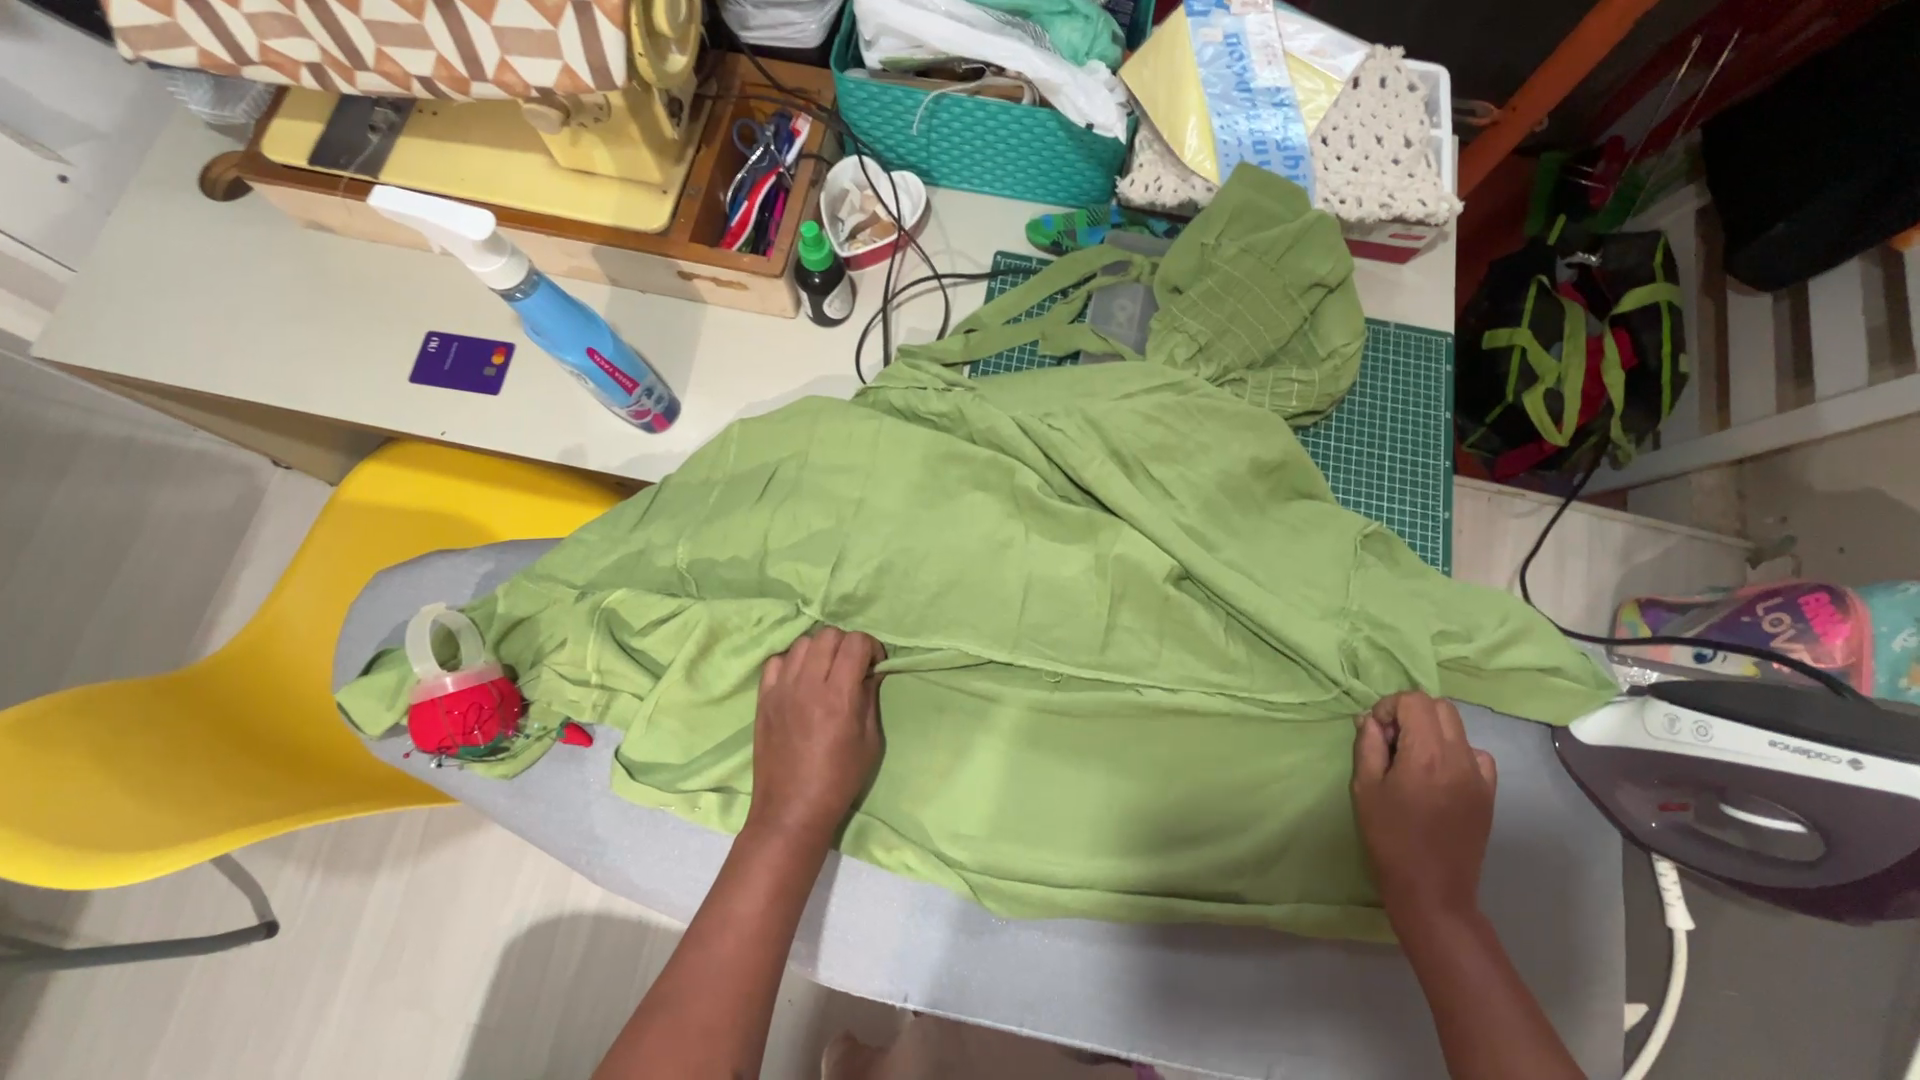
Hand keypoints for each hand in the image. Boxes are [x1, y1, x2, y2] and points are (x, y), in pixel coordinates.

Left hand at [746, 626, 886, 842]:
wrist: (791, 808)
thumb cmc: (839, 780)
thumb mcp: (870, 741)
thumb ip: (870, 698)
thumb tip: (872, 672)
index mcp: (839, 696)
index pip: (856, 643)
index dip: (872, 648)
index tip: (874, 667)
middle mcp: (808, 685)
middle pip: (829, 635)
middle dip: (847, 645)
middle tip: (853, 668)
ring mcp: (781, 689)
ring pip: (802, 642)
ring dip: (821, 650)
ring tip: (827, 673)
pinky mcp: (763, 698)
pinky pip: (777, 661)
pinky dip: (793, 663)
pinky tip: (801, 681)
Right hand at [1350, 691, 1497, 927]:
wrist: (1432, 889)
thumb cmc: (1389, 838)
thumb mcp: (1365, 788)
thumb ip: (1368, 745)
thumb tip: (1370, 720)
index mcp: (1427, 754)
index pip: (1414, 701)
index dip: (1389, 707)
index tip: (1376, 732)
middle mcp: (1460, 757)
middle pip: (1439, 708)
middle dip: (1411, 714)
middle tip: (1392, 744)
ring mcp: (1480, 775)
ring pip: (1458, 729)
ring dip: (1432, 732)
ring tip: (1413, 762)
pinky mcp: (1489, 793)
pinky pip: (1476, 755)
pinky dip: (1455, 753)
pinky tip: (1438, 777)